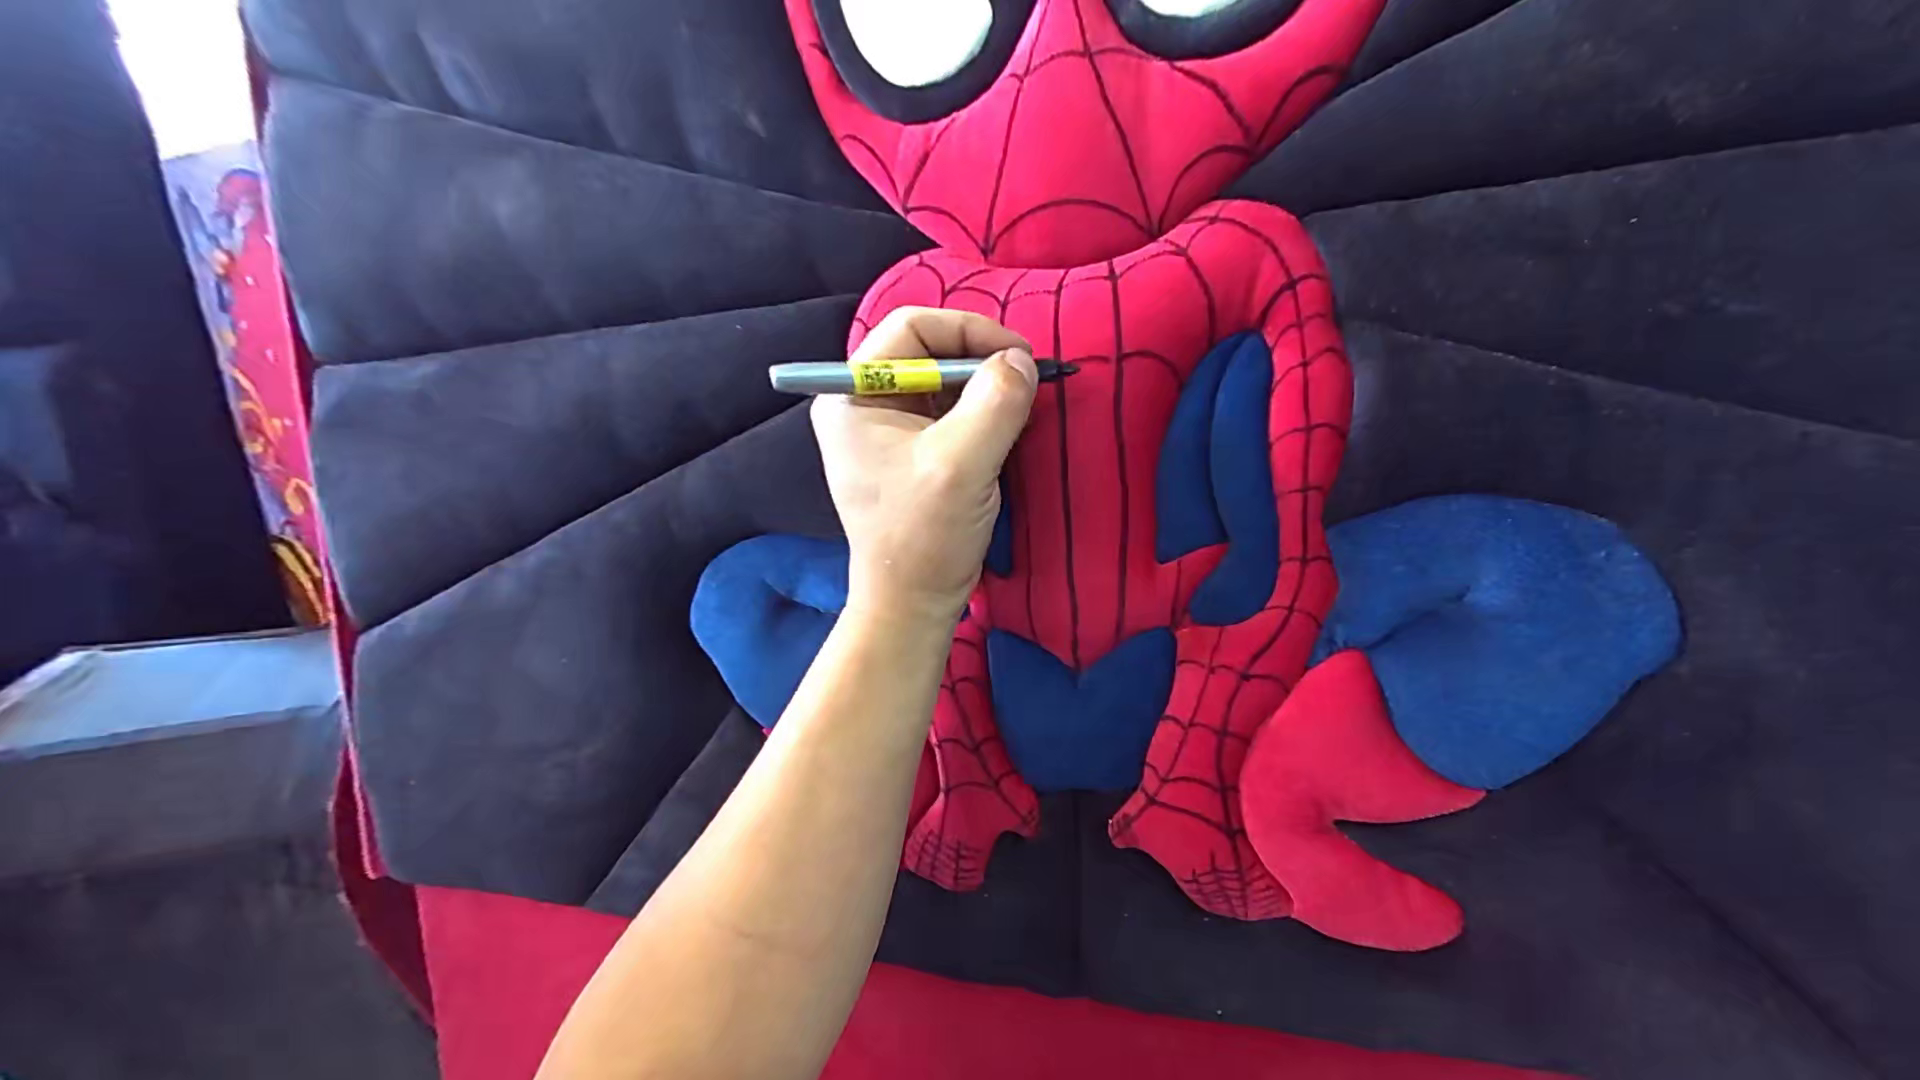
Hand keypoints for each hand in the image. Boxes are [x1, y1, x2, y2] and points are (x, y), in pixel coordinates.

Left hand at [812, 307, 1037, 623]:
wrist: (912, 600)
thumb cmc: (923, 536)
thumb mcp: (961, 463)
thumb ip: (996, 401)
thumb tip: (1022, 361)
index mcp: (852, 395)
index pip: (912, 328)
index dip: (969, 331)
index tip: (1019, 356)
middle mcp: (862, 401)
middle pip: (929, 350)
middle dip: (981, 361)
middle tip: (1025, 382)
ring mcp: (886, 426)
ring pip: (945, 380)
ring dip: (986, 388)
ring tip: (1018, 409)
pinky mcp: (910, 449)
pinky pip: (951, 410)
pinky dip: (983, 412)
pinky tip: (1005, 429)